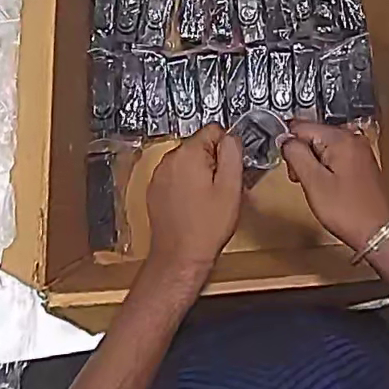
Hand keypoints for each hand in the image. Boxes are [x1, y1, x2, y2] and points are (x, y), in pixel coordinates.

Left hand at [147, 124, 242, 277]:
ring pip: (189, 162)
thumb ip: (233, 152)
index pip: (214, 130)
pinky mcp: (155, 190)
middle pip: (200, 145)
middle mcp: (169, 160)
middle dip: (214, 161)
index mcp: (188, 154)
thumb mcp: (231, 186)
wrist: (180, 257)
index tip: (230, 168)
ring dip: (201, 174)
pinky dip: (187, 185)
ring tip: (208, 199)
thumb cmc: (206, 227)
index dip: (227, 148)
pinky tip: (195, 205)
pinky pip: (177, 176)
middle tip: (222, 187)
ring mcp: (159, 176)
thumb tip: (231, 136)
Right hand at [281, 121, 388, 250]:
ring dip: (313, 164)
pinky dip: (326, 169)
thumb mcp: (314, 182)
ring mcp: (359, 150)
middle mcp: (352, 138)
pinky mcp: (361, 162)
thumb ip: (296, 154)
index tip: (290, 166)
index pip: (302, 126)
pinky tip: (327, 187)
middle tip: (303, 180)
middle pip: (313, 135)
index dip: (289, 145)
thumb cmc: (348, 211)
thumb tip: (284, 138)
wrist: (379, 232)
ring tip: (316, 187)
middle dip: (302, 155)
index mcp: (341, 138)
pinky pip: (335, 156)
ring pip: (323, 147)